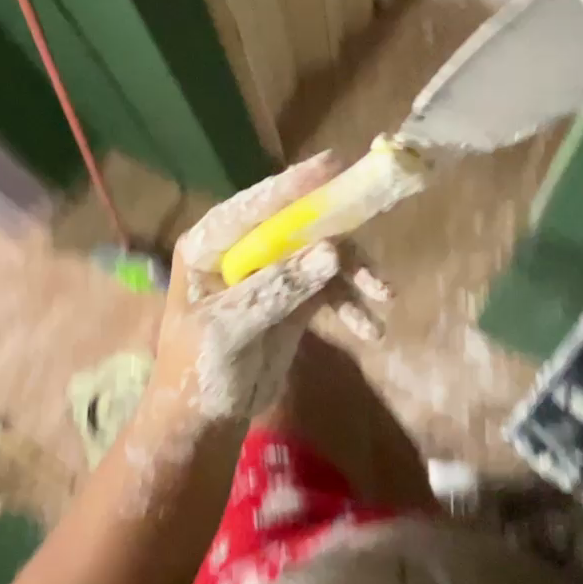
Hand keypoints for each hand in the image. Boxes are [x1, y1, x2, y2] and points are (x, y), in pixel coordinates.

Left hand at [152, 152, 390, 421]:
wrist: (208, 419)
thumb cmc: (199, 370)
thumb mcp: (232, 328)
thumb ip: (280, 288)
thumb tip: (332, 252)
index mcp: (212, 244)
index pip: (254, 206)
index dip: (293, 185)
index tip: (333, 165)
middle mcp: (244, 249)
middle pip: (297, 222)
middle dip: (338, 229)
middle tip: (375, 213)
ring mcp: (273, 270)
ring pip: (322, 252)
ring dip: (355, 271)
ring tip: (383, 296)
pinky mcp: (296, 294)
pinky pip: (332, 285)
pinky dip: (353, 302)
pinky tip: (370, 329)